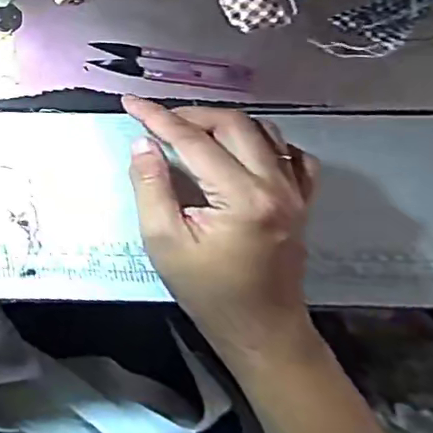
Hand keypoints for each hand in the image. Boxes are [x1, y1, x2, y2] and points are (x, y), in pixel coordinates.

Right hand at [122, 95, 320, 363]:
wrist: (261, 329)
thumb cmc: (205, 287)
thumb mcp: (161, 238)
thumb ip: (150, 185)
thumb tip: (143, 144)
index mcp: (243, 198)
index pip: (194, 140)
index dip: (157, 118)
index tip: (129, 103)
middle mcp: (277, 188)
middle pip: (233, 125)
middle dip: (189, 115)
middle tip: (156, 121)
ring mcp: (297, 194)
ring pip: (264, 133)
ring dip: (222, 124)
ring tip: (189, 132)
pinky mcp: (302, 203)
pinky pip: (292, 156)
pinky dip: (262, 142)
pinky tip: (237, 150)